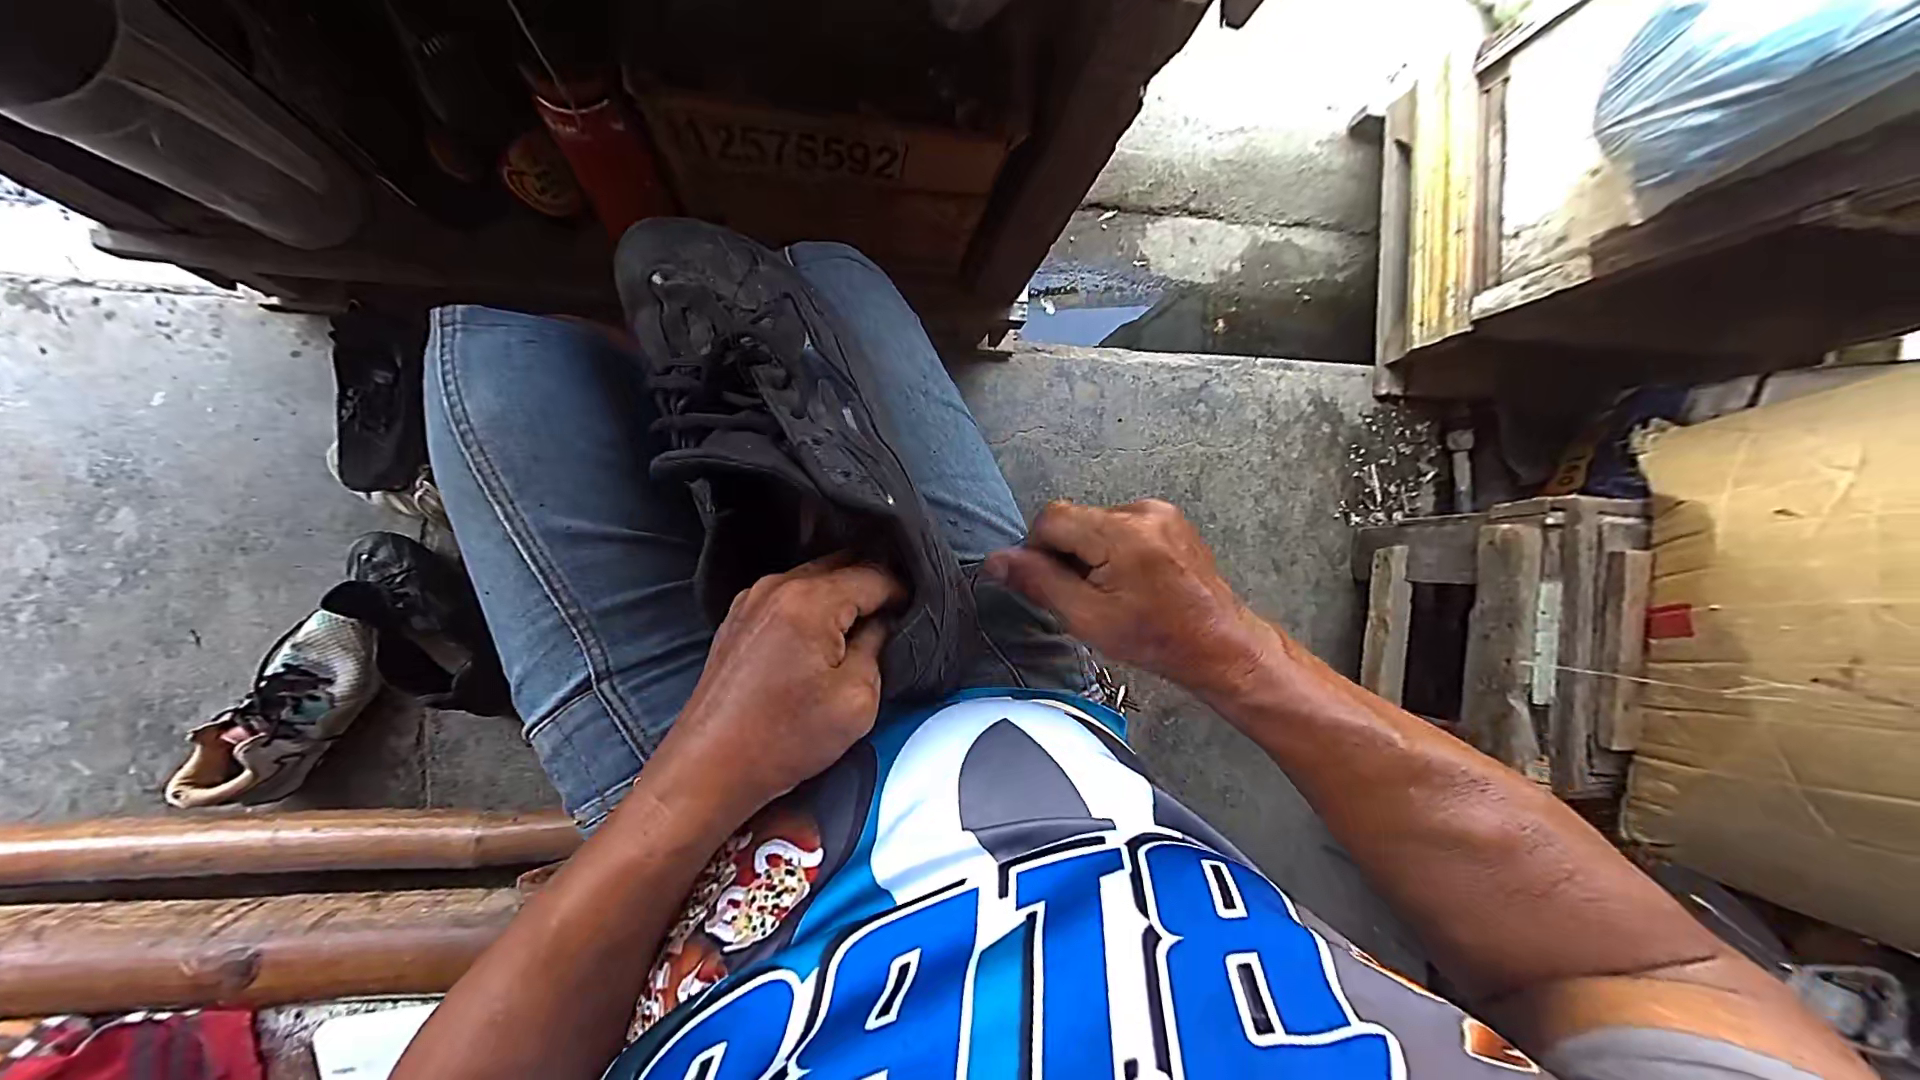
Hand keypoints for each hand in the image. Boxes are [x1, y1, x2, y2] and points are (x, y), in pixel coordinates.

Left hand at [658, 555, 904, 814]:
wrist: (709, 769)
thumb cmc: (779, 740)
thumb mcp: (857, 699)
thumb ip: (879, 647)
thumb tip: (883, 624)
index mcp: (810, 601)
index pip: (875, 575)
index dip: (904, 591)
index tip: (916, 611)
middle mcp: (777, 587)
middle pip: (845, 564)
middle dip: (876, 586)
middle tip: (897, 616)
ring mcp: (753, 599)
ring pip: (818, 576)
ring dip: (846, 594)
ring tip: (865, 628)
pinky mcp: (740, 618)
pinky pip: (791, 594)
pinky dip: (817, 605)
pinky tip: (826, 637)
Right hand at [984, 499, 1286, 702]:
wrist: (1218, 644)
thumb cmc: (1160, 639)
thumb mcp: (1087, 619)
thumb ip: (1039, 582)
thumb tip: (998, 560)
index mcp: (1122, 534)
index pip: (1050, 518)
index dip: (1039, 551)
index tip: (1053, 583)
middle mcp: (1142, 512)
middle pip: (1073, 519)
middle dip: (1067, 554)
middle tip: (1085, 594)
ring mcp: (1159, 513)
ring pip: (1093, 522)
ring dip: (1089, 552)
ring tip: (1111, 591)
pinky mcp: (1168, 519)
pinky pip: (1119, 525)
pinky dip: (1111, 549)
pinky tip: (1127, 581)